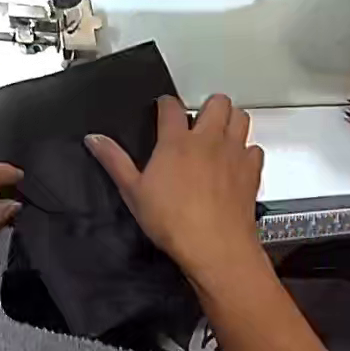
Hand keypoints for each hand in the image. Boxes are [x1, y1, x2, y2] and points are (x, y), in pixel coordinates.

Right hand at [85, 94, 264, 281]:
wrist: (215, 248)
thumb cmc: (174, 221)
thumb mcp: (132, 191)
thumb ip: (113, 160)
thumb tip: (95, 140)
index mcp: (176, 142)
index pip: (171, 106)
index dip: (165, 103)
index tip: (162, 107)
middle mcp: (208, 141)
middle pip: (216, 102)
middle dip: (207, 105)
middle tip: (197, 117)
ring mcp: (233, 154)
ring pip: (241, 117)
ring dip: (230, 119)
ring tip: (219, 130)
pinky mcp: (251, 171)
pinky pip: (255, 148)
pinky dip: (246, 149)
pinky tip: (236, 159)